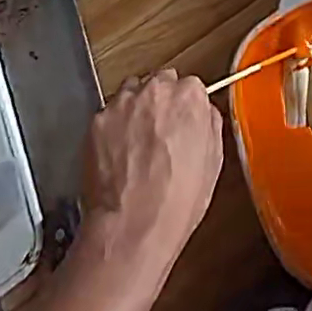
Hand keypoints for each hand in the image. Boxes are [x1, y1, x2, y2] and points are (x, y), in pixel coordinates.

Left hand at [82, 69, 223, 261]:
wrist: (132, 229)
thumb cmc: (175, 202)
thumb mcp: (213, 162)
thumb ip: (209, 124)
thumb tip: (203, 114)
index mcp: (189, 96)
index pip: (190, 85)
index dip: (185, 107)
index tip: (182, 121)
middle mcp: (156, 90)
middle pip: (159, 82)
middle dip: (160, 102)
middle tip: (159, 133)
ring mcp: (124, 103)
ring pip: (131, 93)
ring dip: (135, 109)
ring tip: (135, 144)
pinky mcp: (98, 120)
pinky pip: (107, 115)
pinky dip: (111, 129)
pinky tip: (117, 155)